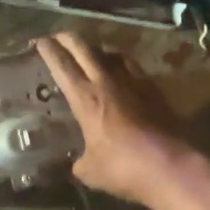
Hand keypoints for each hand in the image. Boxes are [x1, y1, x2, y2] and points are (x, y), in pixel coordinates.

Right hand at [35, 32, 192, 207]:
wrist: (169, 164)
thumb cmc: (124, 168)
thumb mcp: (92, 171)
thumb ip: (81, 162)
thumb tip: (78, 163)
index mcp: (85, 98)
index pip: (61, 65)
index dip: (48, 50)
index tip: (40, 42)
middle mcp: (105, 81)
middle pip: (82, 47)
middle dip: (67, 38)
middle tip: (57, 37)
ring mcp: (130, 79)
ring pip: (106, 51)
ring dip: (93, 47)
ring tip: (88, 51)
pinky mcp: (150, 85)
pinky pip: (128, 62)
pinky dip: (117, 59)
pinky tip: (117, 65)